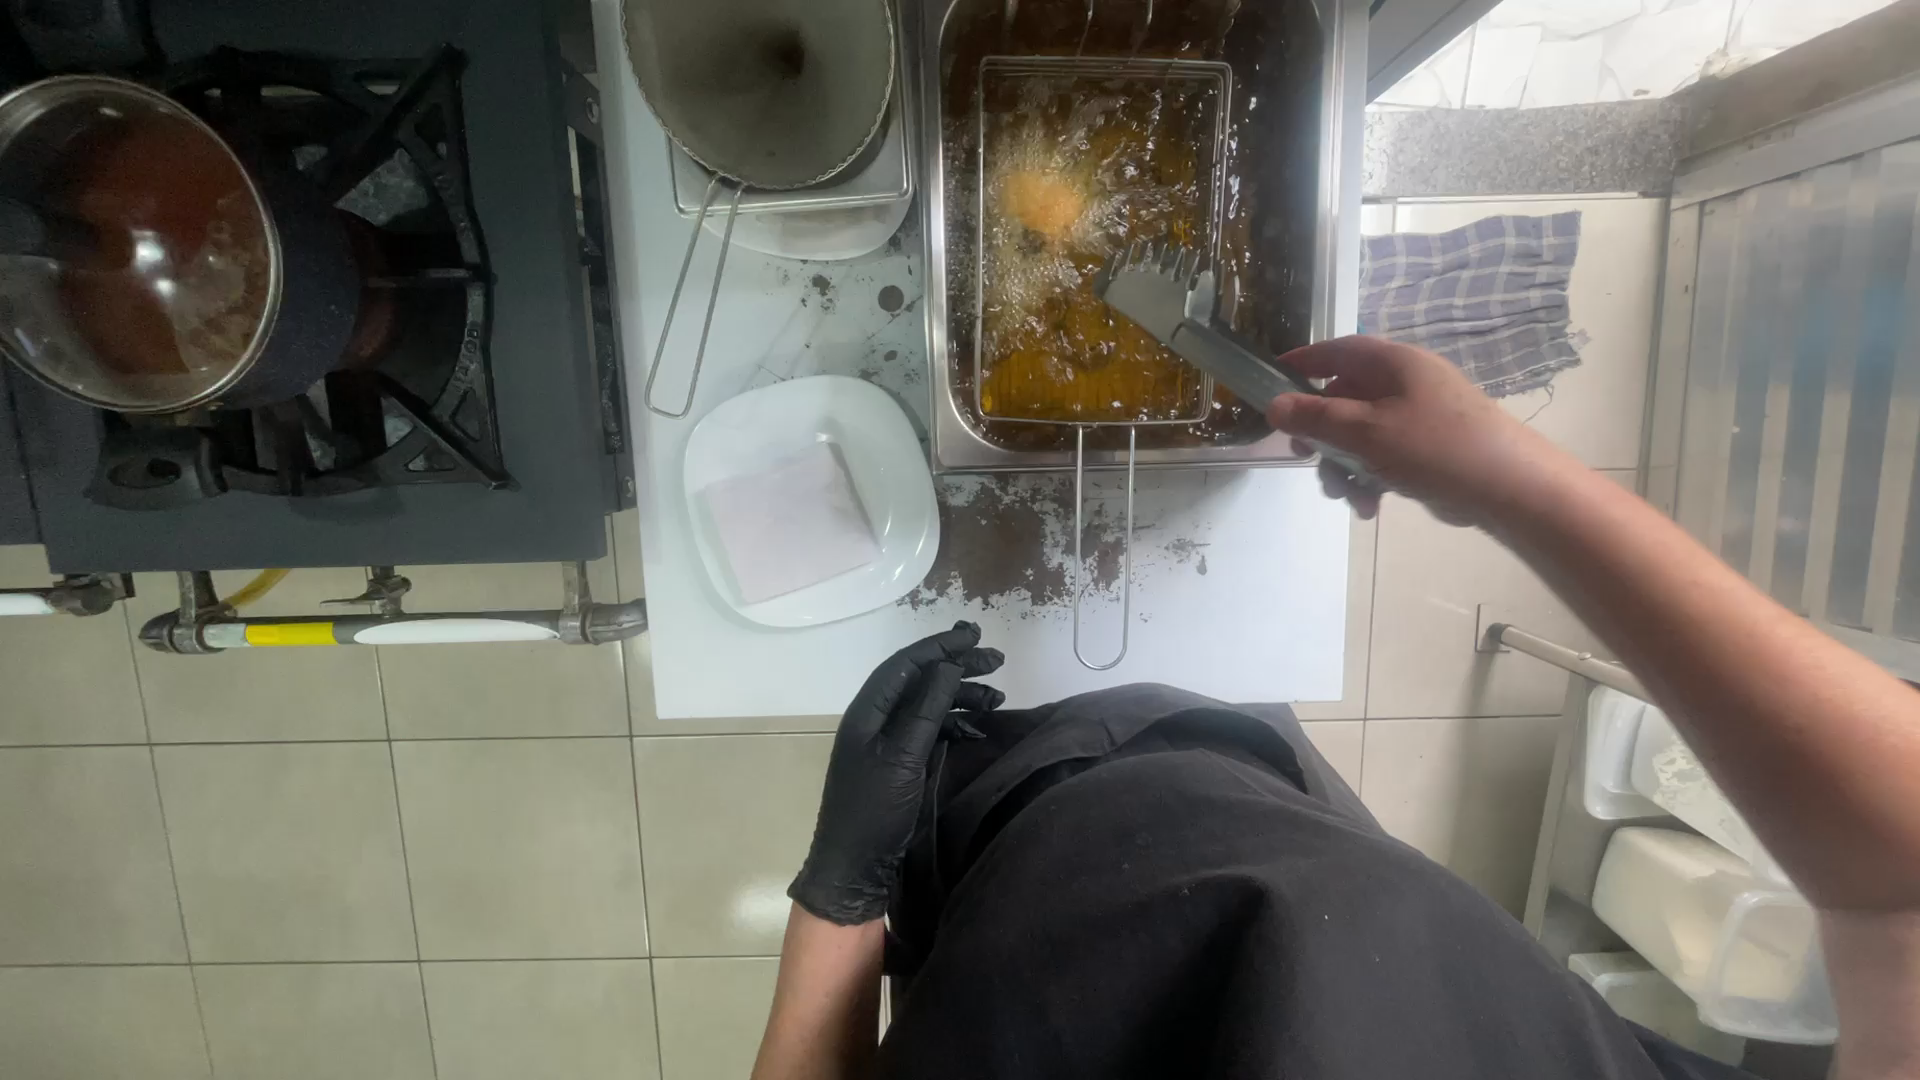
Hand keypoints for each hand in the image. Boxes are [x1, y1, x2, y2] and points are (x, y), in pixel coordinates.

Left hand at [788, 621, 1005, 924]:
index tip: (975, 635)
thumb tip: (947, 664)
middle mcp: (877, 717)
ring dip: (961, 697)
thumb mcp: (903, 755)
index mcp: (869, 709)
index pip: (908, 663)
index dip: (942, 645)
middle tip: (997, 660)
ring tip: (999, 697)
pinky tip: (978, 729)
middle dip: (958, 667)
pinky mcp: (899, 762)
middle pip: (921, 679)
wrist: (855, 868)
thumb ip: (926, 707)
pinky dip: (955, 725)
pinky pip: (930, 730)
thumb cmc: (874, 809)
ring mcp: (887, 741)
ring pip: (929, 704)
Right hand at [1265, 335, 1566, 525]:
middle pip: (1342, 398)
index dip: (1302, 362)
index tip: (1270, 381)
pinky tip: (1368, 505)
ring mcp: (1416, 416)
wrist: (1510, 488)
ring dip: (1341, 465)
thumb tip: (1273, 406)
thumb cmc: (1435, 447)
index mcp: (1394, 365)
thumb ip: (1314, 417)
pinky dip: (1367, 478)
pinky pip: (1379, 456)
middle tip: (1302, 455)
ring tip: (1344, 494)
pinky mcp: (1424, 447)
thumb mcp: (1365, 432)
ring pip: (1356, 434)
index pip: (1337, 350)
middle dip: (1319, 433)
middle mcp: (1404, 384)